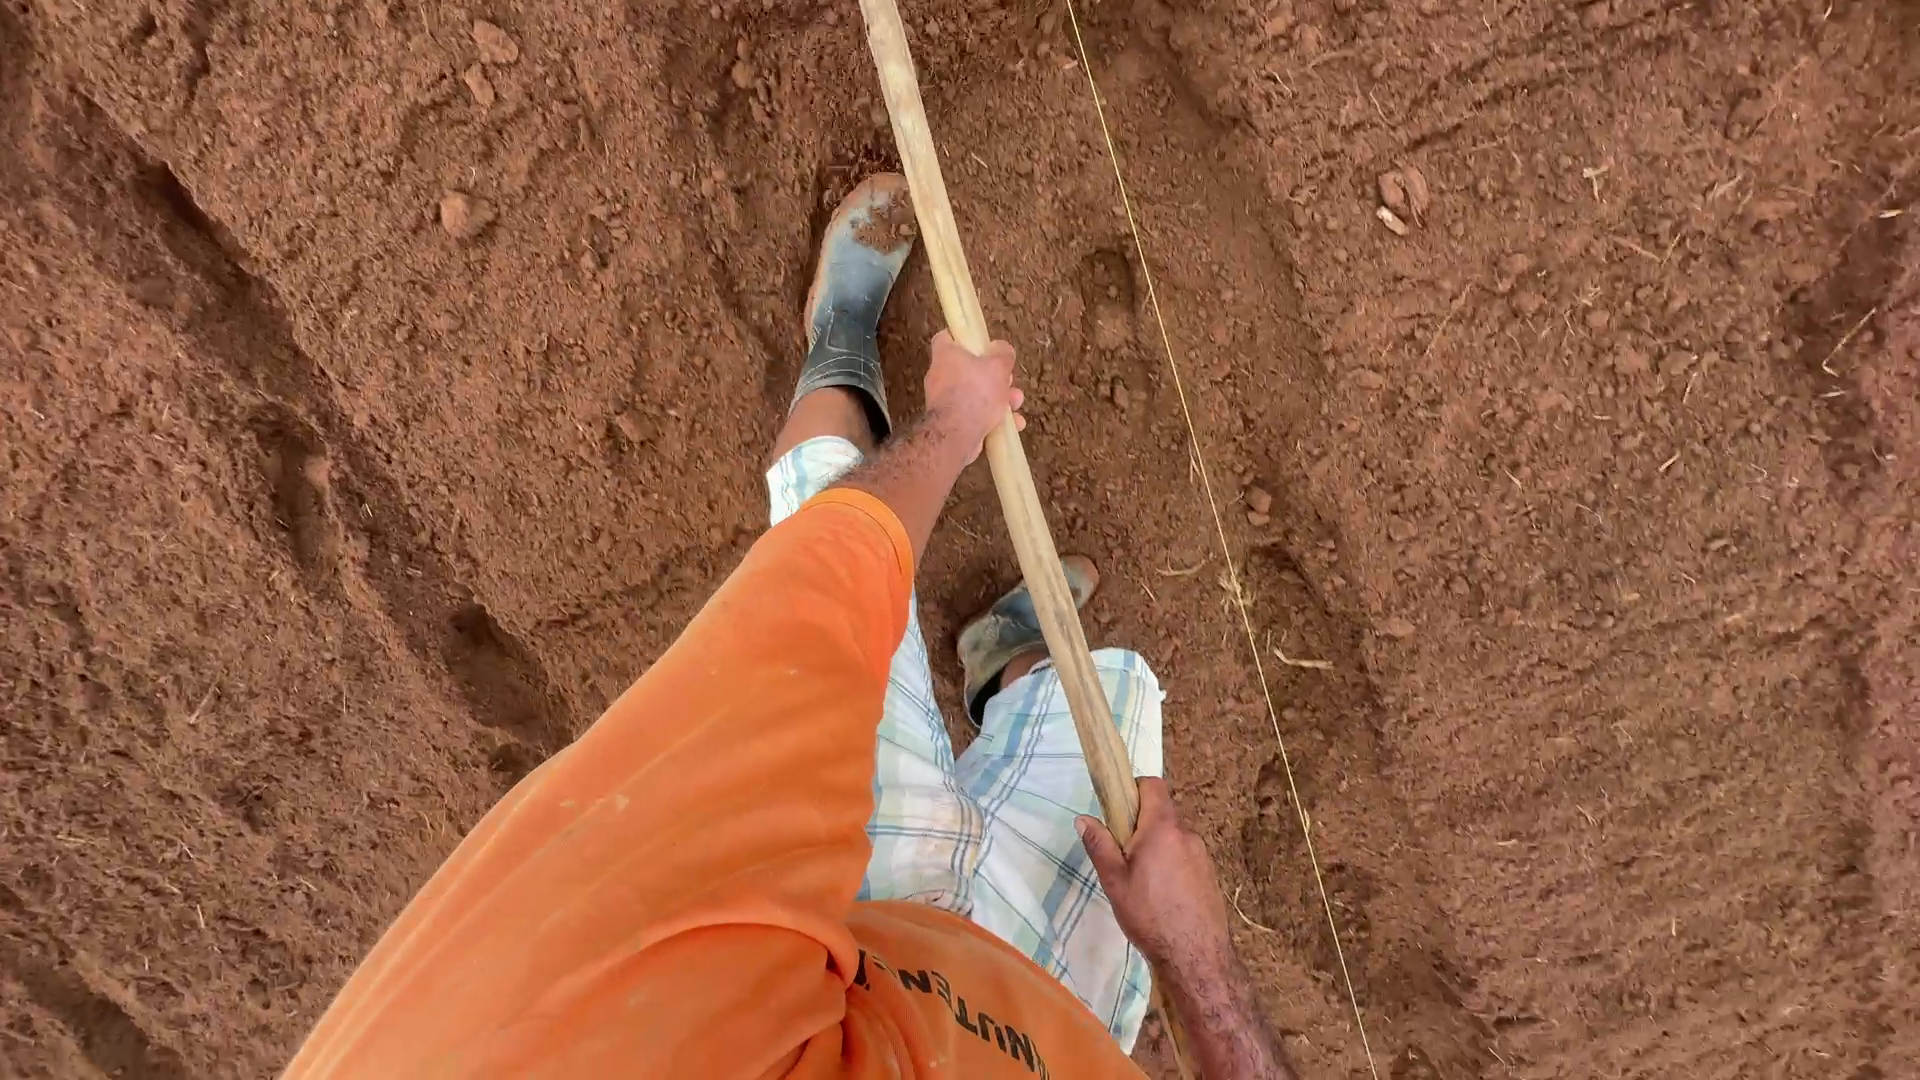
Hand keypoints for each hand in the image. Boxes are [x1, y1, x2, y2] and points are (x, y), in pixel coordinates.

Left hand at [923, 330, 1023, 461]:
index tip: (979, 343)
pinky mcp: (952, 424)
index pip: (946, 338)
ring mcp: (945, 403)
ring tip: (1015, 404)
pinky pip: (975, 416)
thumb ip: (1002, 354)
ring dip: (999, 399)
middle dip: (994, 377)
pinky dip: (994, 419)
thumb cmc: (975, 393)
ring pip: (975, 395)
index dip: (962, 337)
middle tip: (1009, 382)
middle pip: (969, 370)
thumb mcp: (998, 366)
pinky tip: (1013, 425)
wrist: (958, 435)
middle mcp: (940, 377)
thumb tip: (1001, 348)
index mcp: (946, 356)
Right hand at [1077, 778, 1234, 986]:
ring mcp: (1202, 855)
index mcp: (1162, 827)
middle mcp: (1186, 834)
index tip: (1119, 810)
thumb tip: (1083, 818)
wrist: (1197, 959)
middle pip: (1161, 813)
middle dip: (1141, 825)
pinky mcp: (1210, 876)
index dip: (1134, 788)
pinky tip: (1163, 896)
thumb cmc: (1149, 914)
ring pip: (1173, 837)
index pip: (1153, 785)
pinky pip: (1186, 857)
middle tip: (1124, 855)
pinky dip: (1172, 865)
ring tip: (1142, 882)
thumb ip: (1099, 844)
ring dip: (1157, 847)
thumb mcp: (1114, 880)